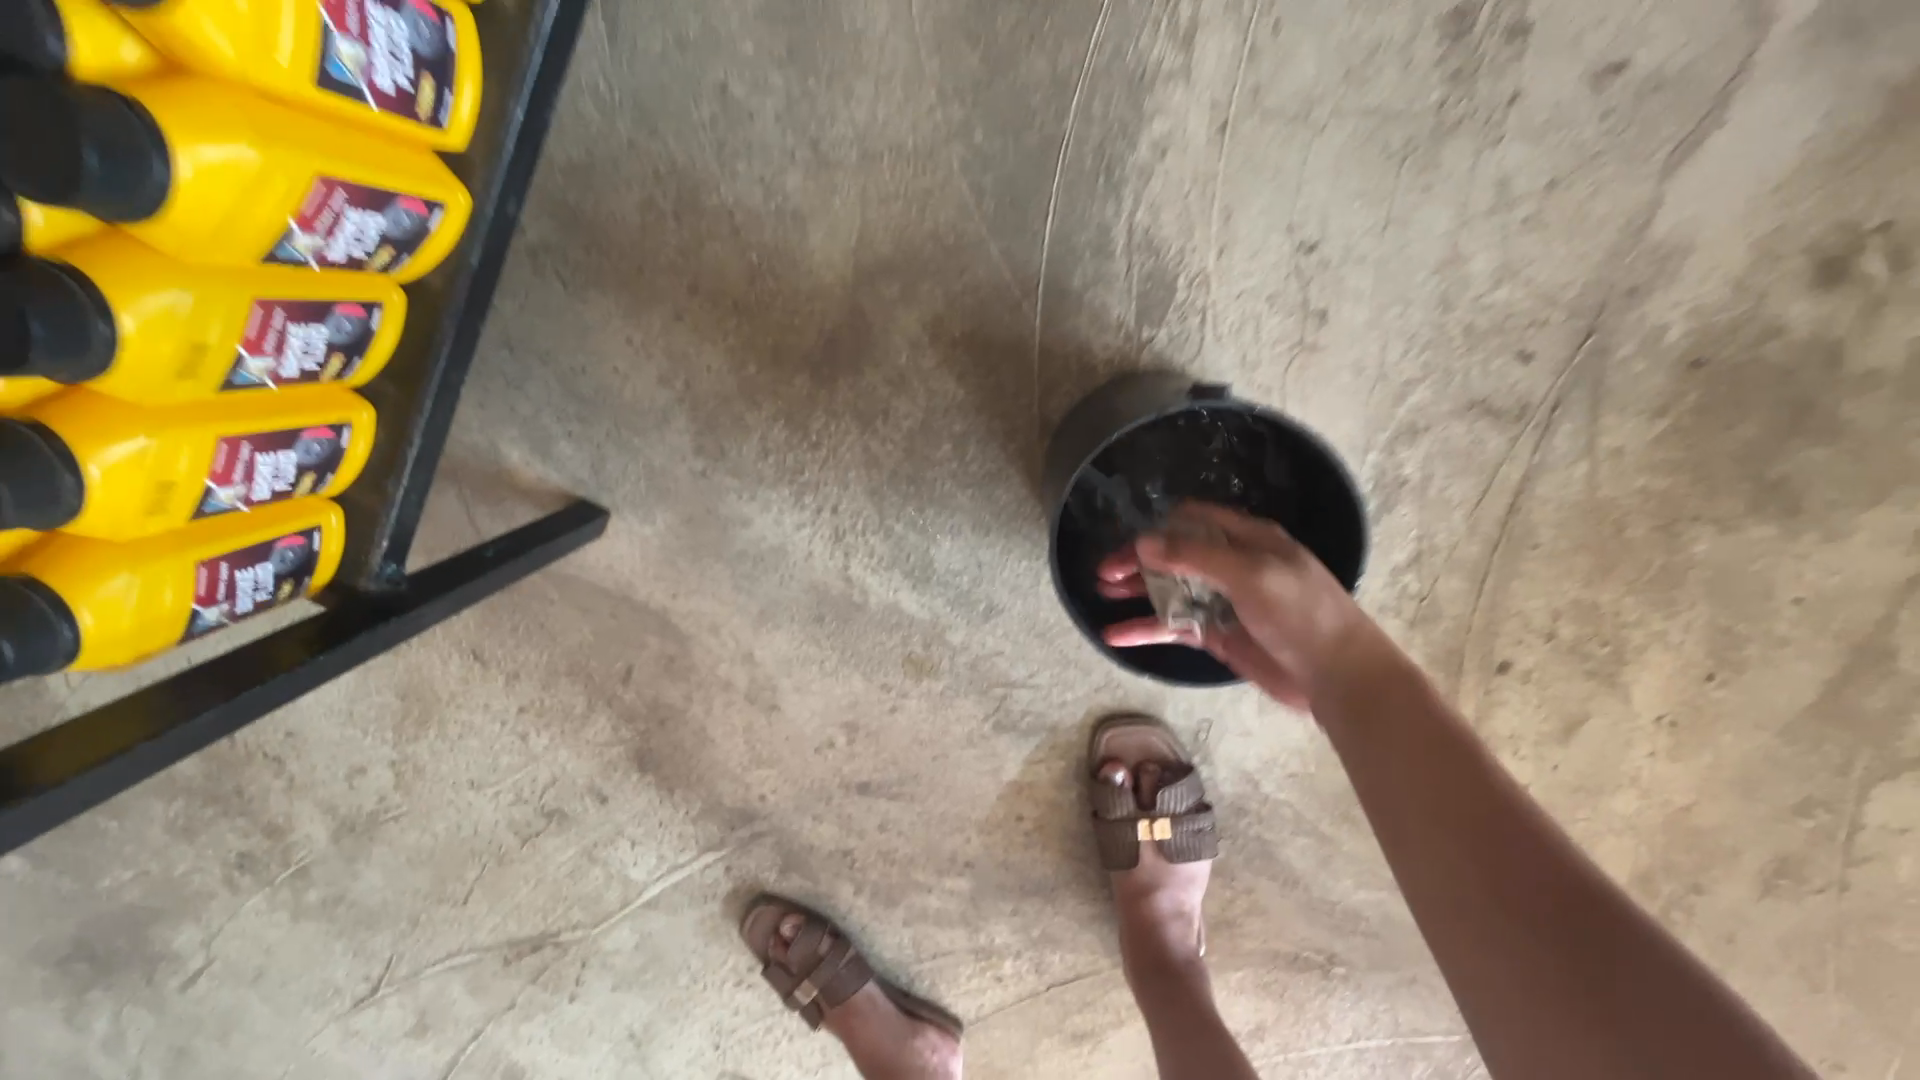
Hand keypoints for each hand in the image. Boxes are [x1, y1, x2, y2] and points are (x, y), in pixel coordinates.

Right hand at [1097, 503, 1378, 710]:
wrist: (1338, 675)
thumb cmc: (1301, 613)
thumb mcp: (1250, 574)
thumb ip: (1195, 556)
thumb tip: (1143, 542)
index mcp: (1247, 539)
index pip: (1192, 521)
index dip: (1157, 529)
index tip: (1127, 546)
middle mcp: (1232, 565)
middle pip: (1175, 555)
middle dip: (1138, 561)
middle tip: (1103, 573)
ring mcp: (1224, 602)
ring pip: (1171, 590)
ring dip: (1138, 592)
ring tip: (1102, 594)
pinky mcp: (1218, 636)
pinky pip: (1175, 627)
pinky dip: (1146, 629)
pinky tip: (1116, 635)